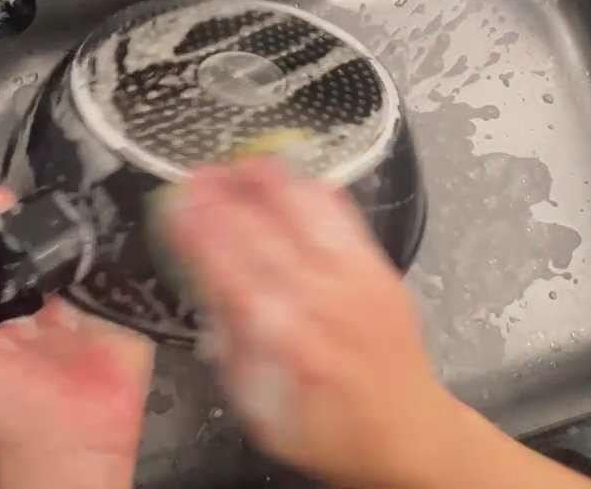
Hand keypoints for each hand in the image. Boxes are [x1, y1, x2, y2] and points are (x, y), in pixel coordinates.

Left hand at [0, 189, 154, 488]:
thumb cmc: (7, 412)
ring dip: (87, 219)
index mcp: (4, 296)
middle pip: (46, 233)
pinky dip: (122, 241)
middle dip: (46, 209)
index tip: (5, 196)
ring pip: (88, 238)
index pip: (1, 244)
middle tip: (50, 190)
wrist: (72, 447)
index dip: (0, 218)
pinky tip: (119, 223)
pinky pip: (125, 259)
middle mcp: (47, 286)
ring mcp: (89, 290)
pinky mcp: (126, 297)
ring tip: (85, 196)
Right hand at [160, 158, 468, 487]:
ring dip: (273, 184)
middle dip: (228, 202)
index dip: (204, 238)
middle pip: (269, 239)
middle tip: (199, 175)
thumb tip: (208, 297)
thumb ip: (234, 353)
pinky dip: (317, 191)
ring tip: (243, 161)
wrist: (410, 429)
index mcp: (292, 345)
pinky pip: (346, 218)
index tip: (180, 209)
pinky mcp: (378, 265)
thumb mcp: (266, 413)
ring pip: (310, 217)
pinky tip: (295, 173)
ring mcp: (357, 278)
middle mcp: (327, 303)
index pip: (237, 278)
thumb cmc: (334, 428)